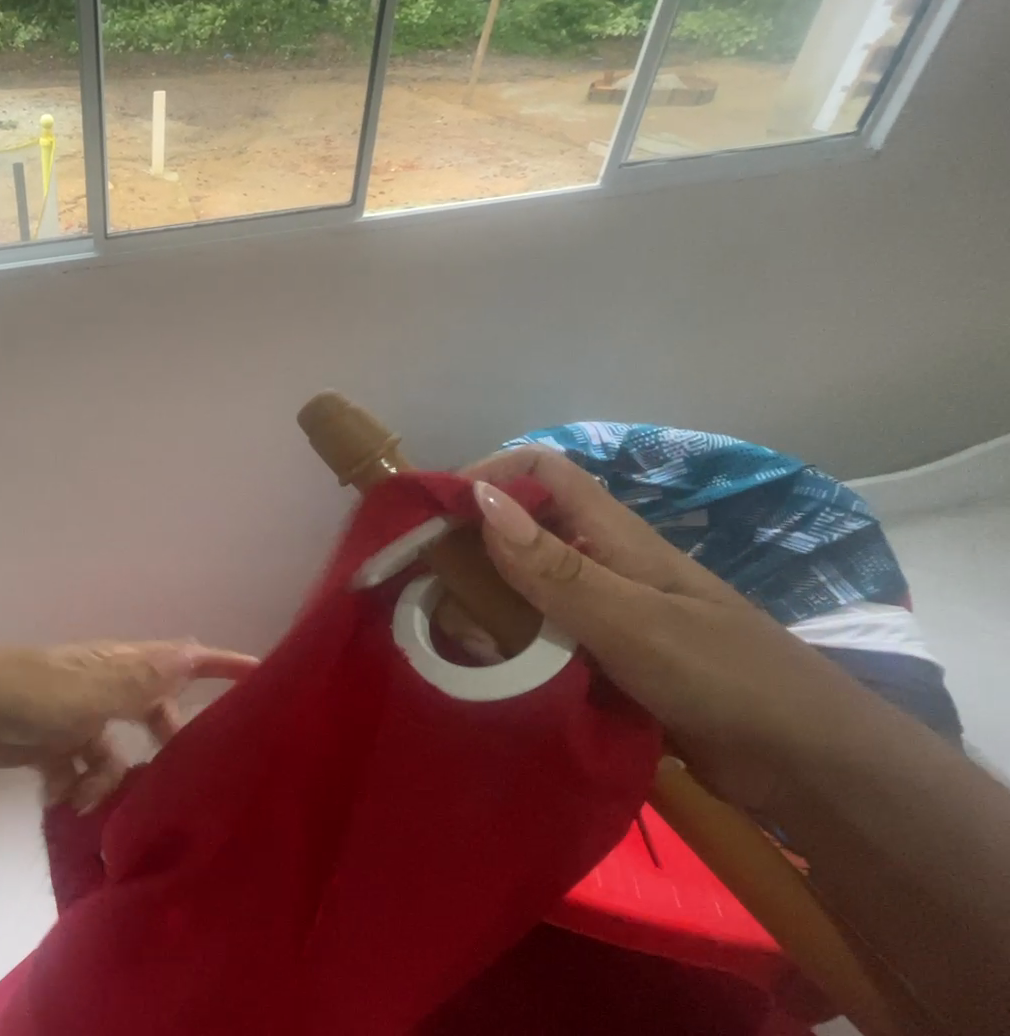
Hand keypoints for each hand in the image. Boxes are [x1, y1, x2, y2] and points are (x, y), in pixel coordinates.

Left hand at [0, 641, 258, 811]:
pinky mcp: (52, 744)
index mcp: (117, 665)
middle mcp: (102, 686)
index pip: (179, 658)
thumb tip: (194, 651)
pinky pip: (81, 770)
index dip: (219, 665)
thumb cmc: (29, 694)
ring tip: (90, 797)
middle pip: (153, 712)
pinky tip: (61, 796)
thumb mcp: (91, 691)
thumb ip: (142, 680)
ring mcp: (77, 715)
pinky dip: (76, 786)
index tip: (261, 674)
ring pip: (115, 753)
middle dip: (165, 741)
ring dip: (110, 779)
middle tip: (177, 775)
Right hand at [454, 447, 864, 810]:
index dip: (486, 475)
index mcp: (613, 536)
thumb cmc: (724, 677)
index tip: (432, 517)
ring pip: (516, 590)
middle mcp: (598, 564)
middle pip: (515, 532)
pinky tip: (490, 674)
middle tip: (435, 599)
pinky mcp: (595, 658)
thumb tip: (480, 498)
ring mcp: (596, 613)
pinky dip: (505, 648)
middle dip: (468, 557)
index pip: (539, 471)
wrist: (806, 767)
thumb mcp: (631, 620)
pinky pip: (532, 638)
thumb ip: (552, 567)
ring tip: (464, 649)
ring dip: (482, 611)